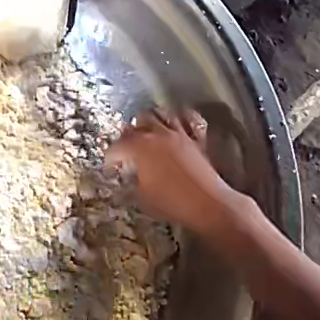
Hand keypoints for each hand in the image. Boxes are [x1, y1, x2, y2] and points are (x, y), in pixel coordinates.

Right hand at [105, 110, 249, 243]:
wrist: (209, 204)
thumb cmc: (172, 203)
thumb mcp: (142, 198)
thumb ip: (130, 184)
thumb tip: (124, 182)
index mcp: (140, 147)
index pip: (117, 146)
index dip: (110, 158)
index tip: (110, 168)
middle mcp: (157, 134)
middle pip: (137, 123)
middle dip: (128, 135)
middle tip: (126, 149)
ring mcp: (179, 133)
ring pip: (160, 114)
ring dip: (151, 121)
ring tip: (147, 132)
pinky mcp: (196, 138)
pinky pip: (188, 119)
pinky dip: (180, 118)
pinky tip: (176, 124)